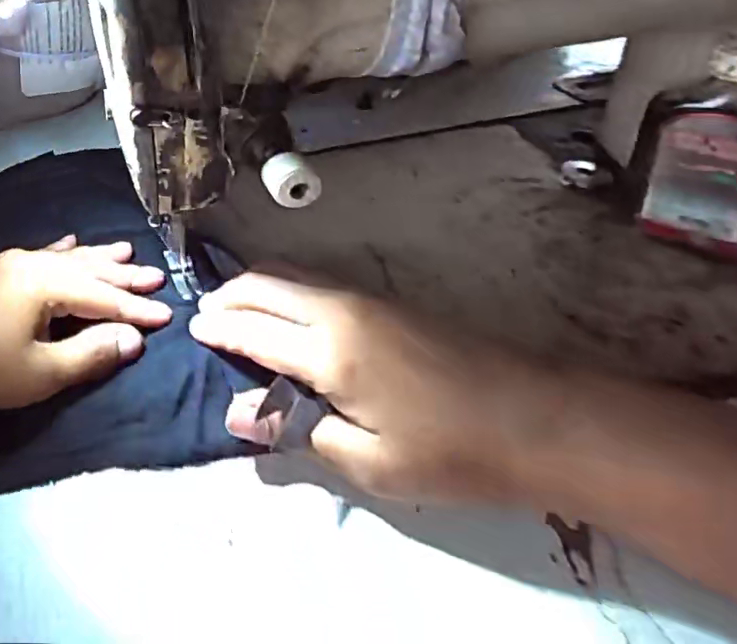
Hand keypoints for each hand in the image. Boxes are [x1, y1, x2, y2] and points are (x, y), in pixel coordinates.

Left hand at [0, 236, 171, 423]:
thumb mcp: (43, 371)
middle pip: (85, 268)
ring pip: (64, 258)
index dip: (134, 307)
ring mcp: (8, 263)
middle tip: (156, 276)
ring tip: (127, 251)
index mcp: (42, 282)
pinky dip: (61, 251)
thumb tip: (133, 339)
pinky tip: (70, 242)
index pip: (100, 294)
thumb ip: (91, 353)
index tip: (167, 315)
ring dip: (96, 258)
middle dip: (121, 275)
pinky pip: (39, 254)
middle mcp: (28, 262)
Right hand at [189, 270, 571, 504]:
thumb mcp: (370, 462)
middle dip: (224, 297)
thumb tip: (233, 413)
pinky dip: (277, 287)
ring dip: (250, 287)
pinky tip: (280, 312)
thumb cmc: (452, 452)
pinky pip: (307, 279)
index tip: (192, 334)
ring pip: (283, 273)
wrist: (545, 421)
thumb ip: (294, 430)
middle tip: (204, 320)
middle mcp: (334, 309)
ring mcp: (359, 296)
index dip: (215, 330)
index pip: (248, 328)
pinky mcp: (378, 298)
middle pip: (259, 284)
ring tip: (233, 312)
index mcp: (327, 351)